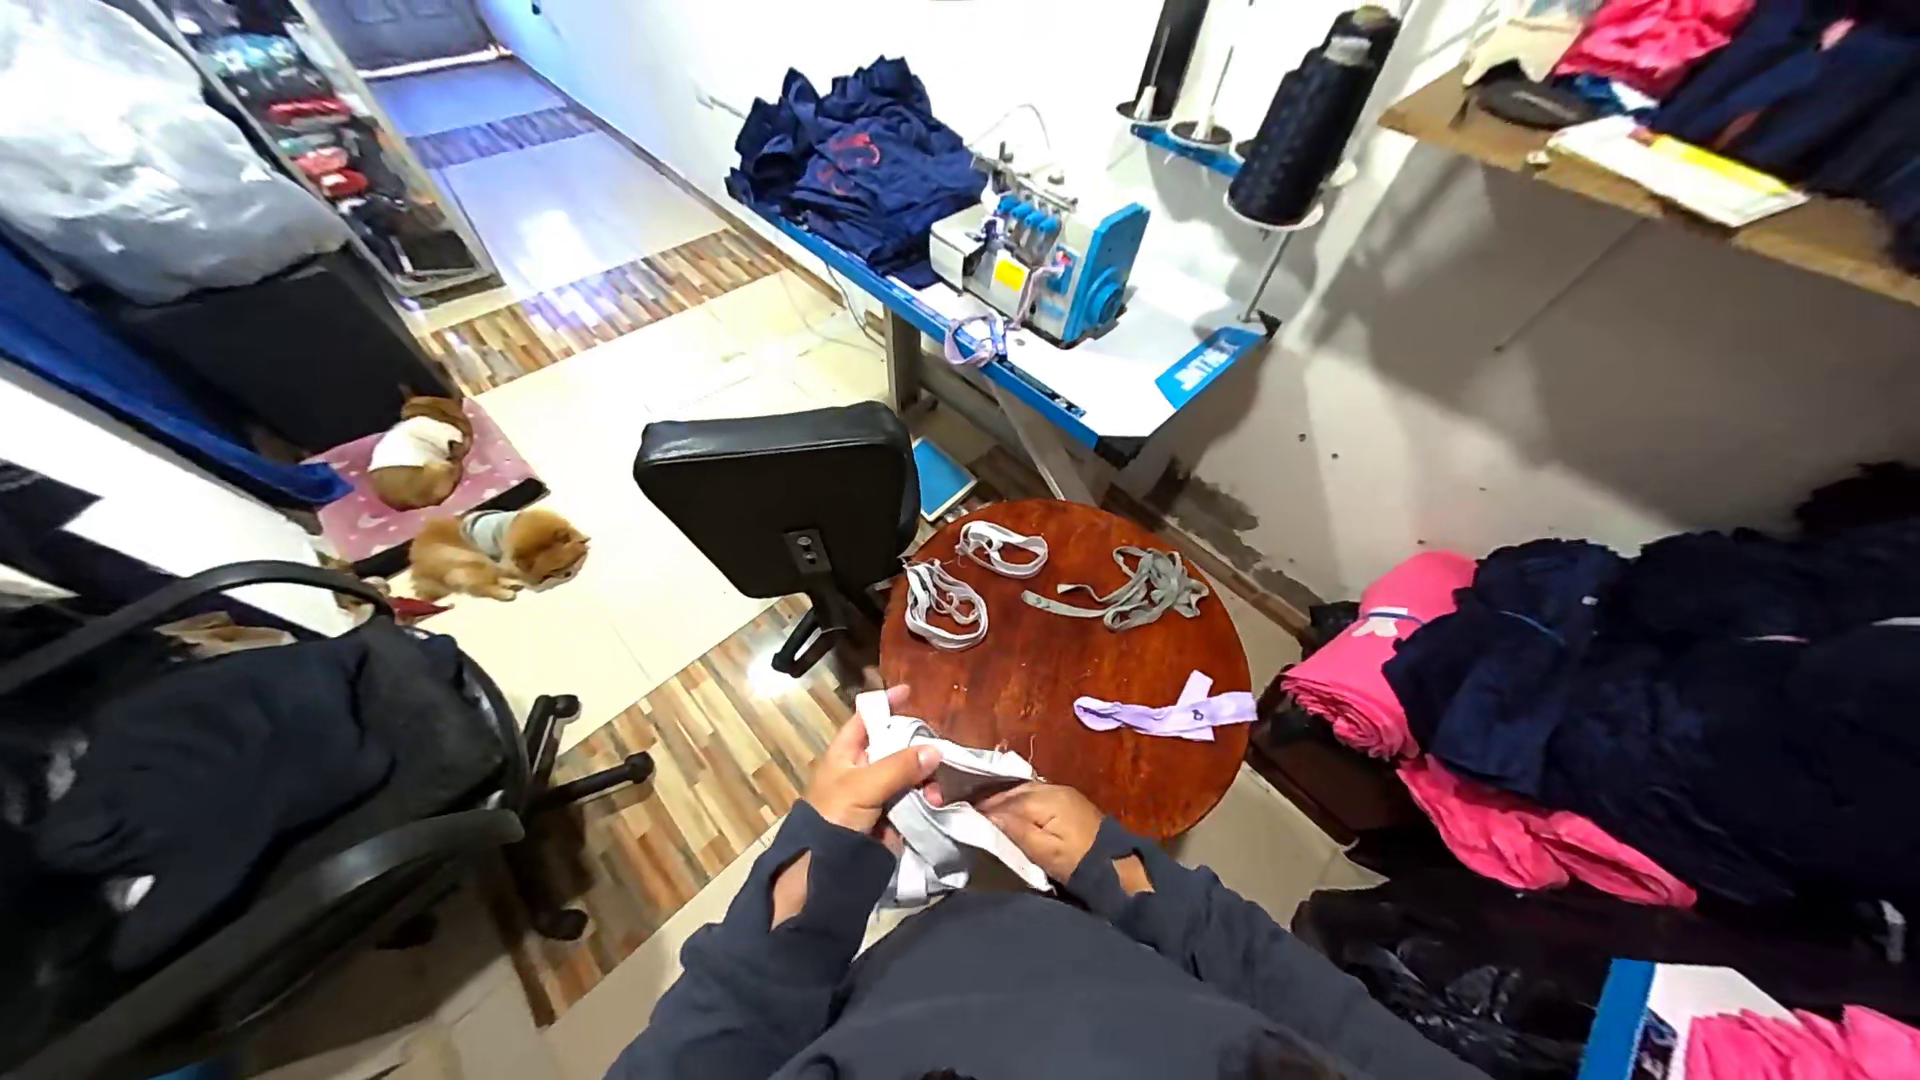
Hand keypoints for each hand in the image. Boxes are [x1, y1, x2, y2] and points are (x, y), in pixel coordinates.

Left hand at [773, 686, 939, 926]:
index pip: (866, 719)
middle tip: (938, 748)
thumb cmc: (833, 818)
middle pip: (895, 745)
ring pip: (909, 773)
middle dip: (917, 745)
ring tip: (936, 788)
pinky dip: (927, 797)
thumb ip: (899, 766)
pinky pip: (914, 798)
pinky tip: (936, 800)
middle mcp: (862, 769)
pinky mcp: (891, 817)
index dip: (885, 704)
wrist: (823, 874)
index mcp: (845, 754)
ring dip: (926, 776)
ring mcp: (878, 794)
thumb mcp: (862, 786)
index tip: (909, 692)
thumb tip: (935, 750)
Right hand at [978, 782, 1105, 882]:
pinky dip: (1018, 799)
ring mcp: (1060, 791)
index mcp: (1045, 799)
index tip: (964, 814)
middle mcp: (1051, 788)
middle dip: (992, 800)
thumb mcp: (1045, 852)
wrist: (1116, 865)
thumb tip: (988, 815)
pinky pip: (1034, 792)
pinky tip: (1011, 809)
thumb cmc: (1077, 861)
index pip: (1007, 800)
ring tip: (986, 811)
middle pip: (1013, 791)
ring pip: (1023, 789)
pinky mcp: (1066, 798)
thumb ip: (1017, 830)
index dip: (985, 808)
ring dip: (1004, 799)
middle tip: (970, 811)